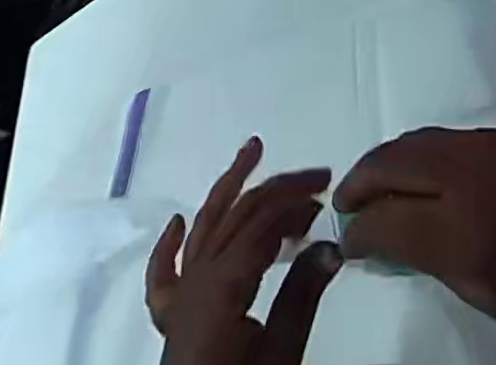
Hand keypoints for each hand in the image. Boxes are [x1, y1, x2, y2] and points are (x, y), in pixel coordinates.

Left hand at [146, 137, 342, 364]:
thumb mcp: (282, 356)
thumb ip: (301, 296)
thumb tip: (331, 244)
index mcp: (223, 284)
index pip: (263, 224)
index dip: (296, 205)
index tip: (327, 201)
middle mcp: (197, 277)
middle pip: (239, 214)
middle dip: (278, 188)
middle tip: (317, 175)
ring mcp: (180, 293)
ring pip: (205, 224)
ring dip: (228, 186)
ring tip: (251, 151)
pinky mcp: (171, 314)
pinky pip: (165, 271)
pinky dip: (170, 243)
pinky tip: (178, 222)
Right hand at [334, 128, 495, 334]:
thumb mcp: (490, 293)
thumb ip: (432, 261)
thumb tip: (387, 242)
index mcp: (460, 229)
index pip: (385, 219)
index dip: (358, 231)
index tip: (346, 241)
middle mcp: (462, 175)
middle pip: (389, 164)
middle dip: (358, 182)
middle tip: (343, 204)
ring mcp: (479, 146)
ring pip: (410, 142)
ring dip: (381, 161)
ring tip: (368, 185)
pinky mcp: (494, 135)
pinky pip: (435, 137)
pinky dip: (410, 151)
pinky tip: (410, 169)